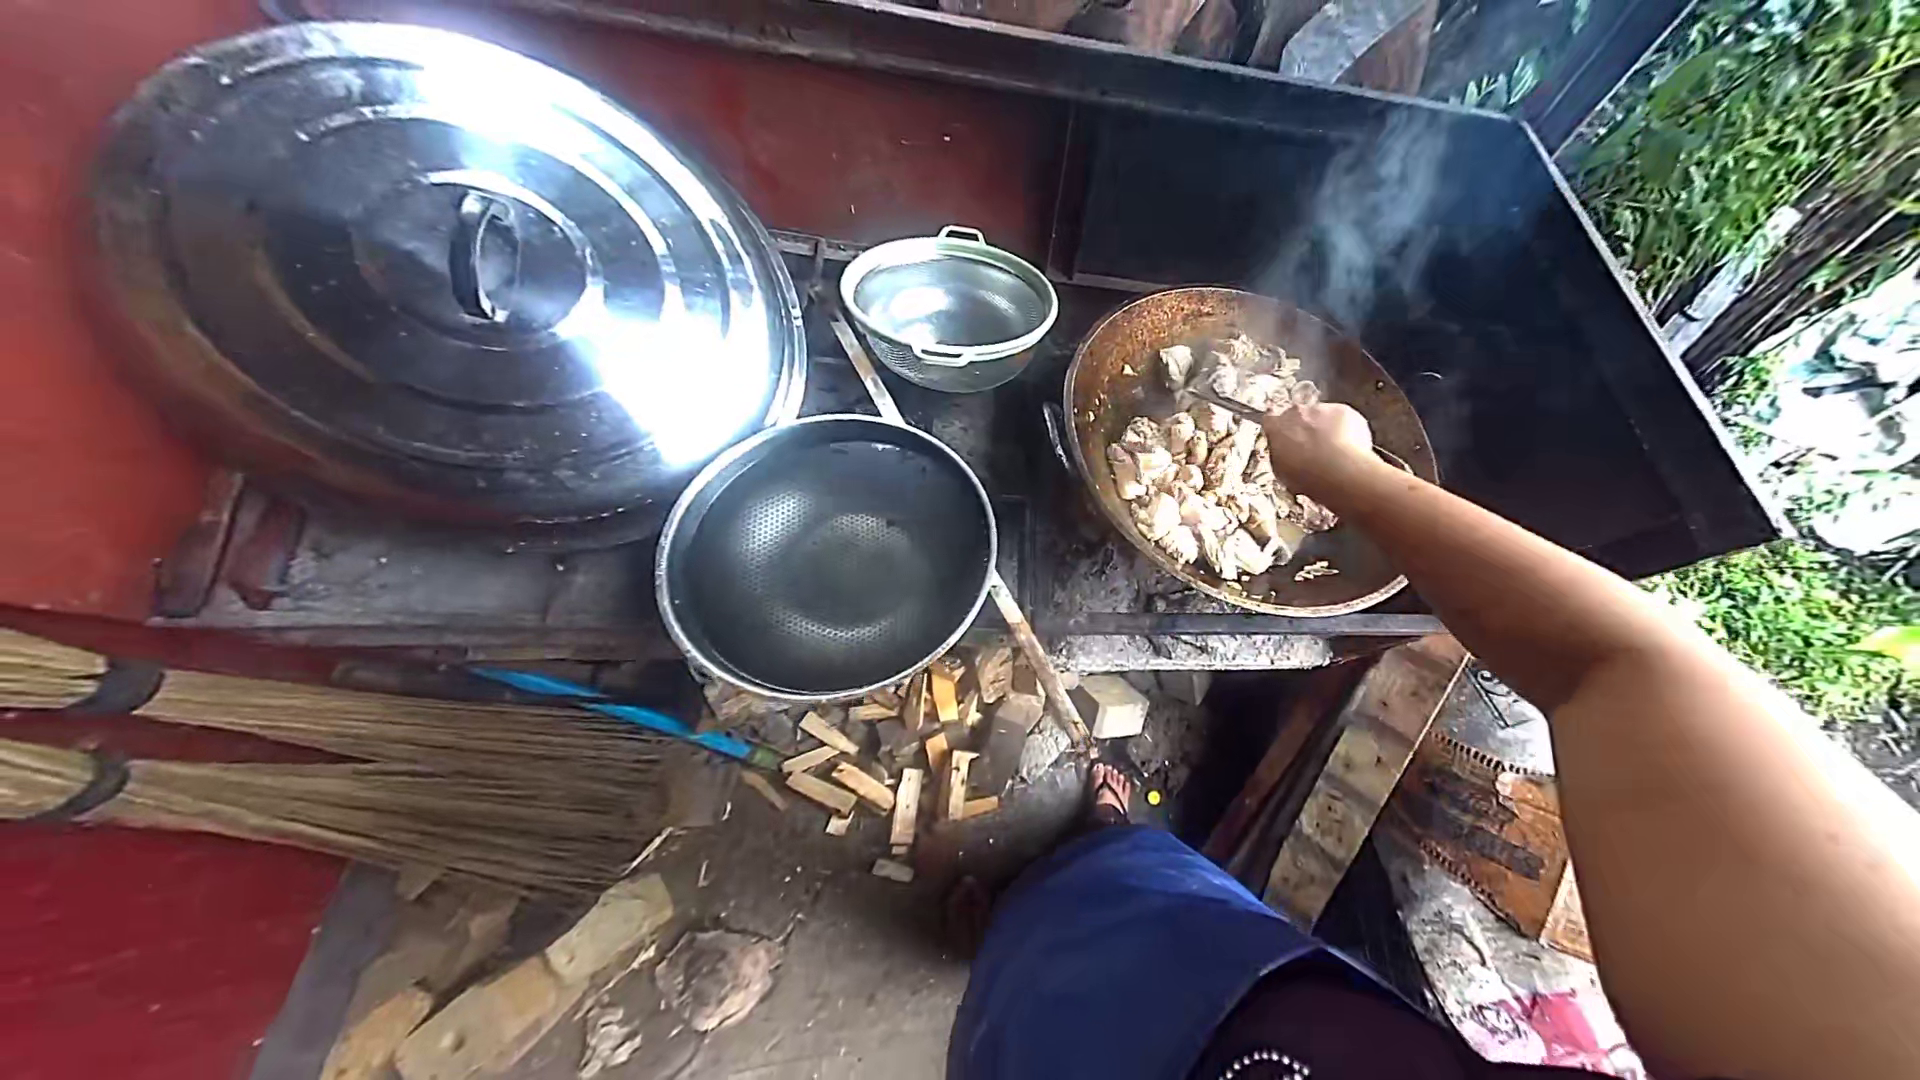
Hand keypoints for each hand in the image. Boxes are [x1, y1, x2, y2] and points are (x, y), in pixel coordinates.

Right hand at [1261, 402, 1377, 495]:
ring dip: (1324, 427)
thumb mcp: (1281, 471)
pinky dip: (1344, 428)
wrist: (1339, 472)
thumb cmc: (1307, 476)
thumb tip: (1283, 453)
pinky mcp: (1344, 410)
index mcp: (1276, 427)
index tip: (1283, 440)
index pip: (1270, 421)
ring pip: (1321, 415)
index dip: (1278, 431)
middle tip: (1310, 448)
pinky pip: (1342, 417)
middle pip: (1297, 415)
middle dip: (1302, 428)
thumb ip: (1279, 454)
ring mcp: (1321, 409)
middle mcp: (1296, 413)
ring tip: (1332, 450)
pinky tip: (1347, 445)